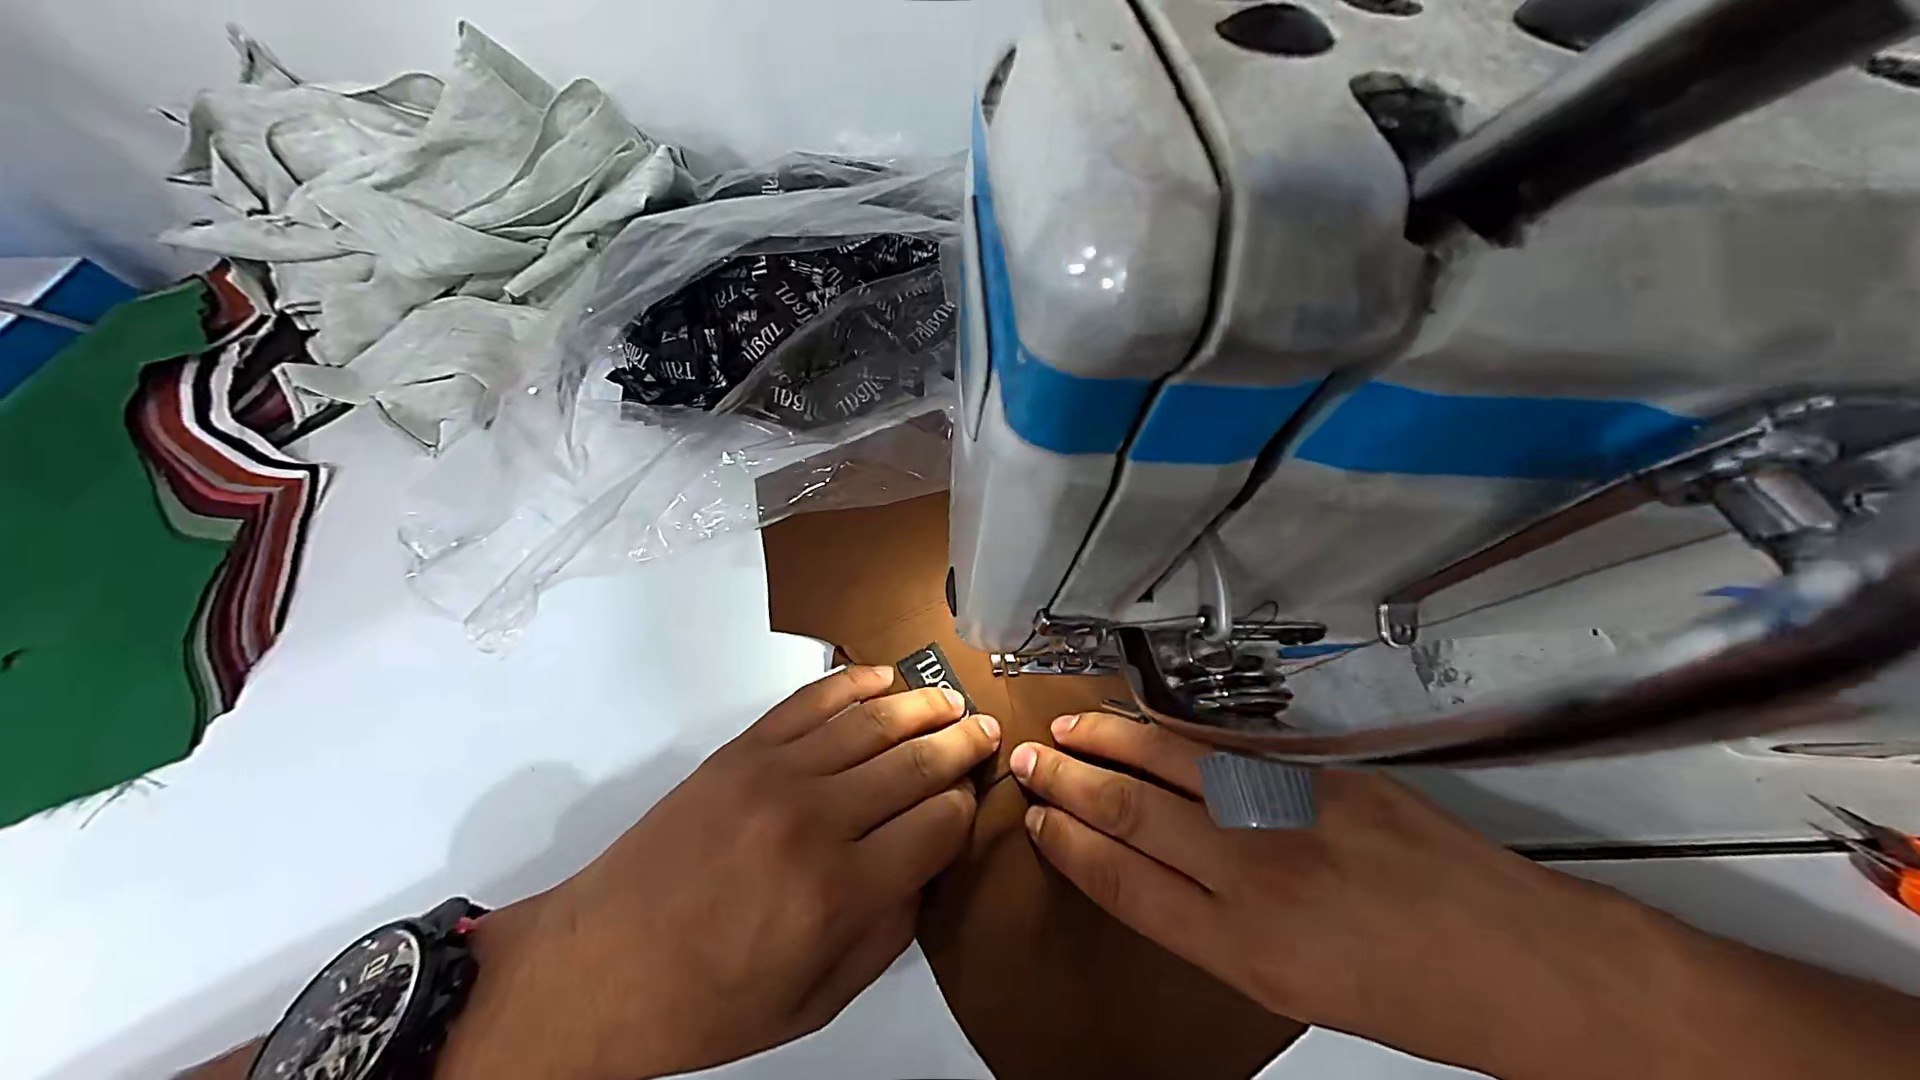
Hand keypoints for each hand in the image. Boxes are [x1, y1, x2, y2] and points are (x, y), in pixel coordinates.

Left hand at [434, 667, 1000, 1079]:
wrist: (597, 967)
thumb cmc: (708, 1000)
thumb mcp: (816, 999)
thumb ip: (889, 931)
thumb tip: (928, 863)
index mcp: (838, 890)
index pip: (939, 822)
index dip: (967, 807)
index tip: (973, 801)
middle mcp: (815, 819)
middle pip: (917, 759)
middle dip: (963, 742)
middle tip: (987, 729)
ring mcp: (775, 772)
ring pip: (873, 719)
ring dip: (922, 702)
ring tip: (951, 699)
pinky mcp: (742, 749)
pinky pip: (812, 700)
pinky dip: (855, 680)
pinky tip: (884, 676)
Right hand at [1006, 713, 1706, 1078]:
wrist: (1523, 963)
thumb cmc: (1404, 991)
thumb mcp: (1288, 985)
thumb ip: (1209, 919)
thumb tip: (1148, 862)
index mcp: (1239, 946)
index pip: (1122, 881)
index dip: (1071, 845)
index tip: (1039, 818)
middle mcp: (1251, 874)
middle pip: (1130, 814)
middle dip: (1068, 783)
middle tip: (1028, 760)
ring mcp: (1286, 814)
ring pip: (1169, 767)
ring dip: (1109, 742)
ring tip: (1068, 729)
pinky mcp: (1319, 776)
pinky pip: (1224, 750)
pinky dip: (1171, 733)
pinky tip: (1143, 723)